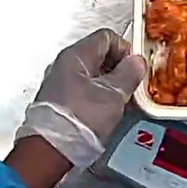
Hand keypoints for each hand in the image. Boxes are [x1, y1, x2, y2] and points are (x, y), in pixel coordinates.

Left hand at [14, 28, 146, 169]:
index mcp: (76, 55)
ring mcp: (58, 83)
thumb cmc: (79, 120)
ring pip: (91, 74)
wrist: (50, 150)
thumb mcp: (113, 95)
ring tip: (120, 103)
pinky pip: (82, 90)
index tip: (135, 68)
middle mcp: (63, 65)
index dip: (125, 49)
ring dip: (109, 85)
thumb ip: (128, 74)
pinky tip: (104, 113)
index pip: (106, 37)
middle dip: (119, 69)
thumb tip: (136, 62)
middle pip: (98, 55)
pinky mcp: (57, 101)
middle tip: (131, 87)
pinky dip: (96, 97)